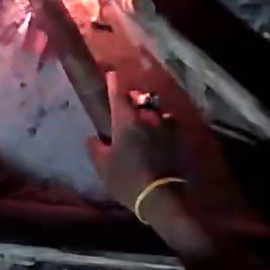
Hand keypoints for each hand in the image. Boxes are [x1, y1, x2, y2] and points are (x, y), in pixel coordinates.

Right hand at [86, 70, 181, 209]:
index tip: (111, 73)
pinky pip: (169, 125)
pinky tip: (161, 132)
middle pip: (138, 101)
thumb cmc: (126, 178)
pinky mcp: (177, 140)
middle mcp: (146, 118)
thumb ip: (95, 148)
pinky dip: (163, 125)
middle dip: (131, 99)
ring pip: (155, 112)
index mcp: (125, 121)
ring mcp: (165, 128)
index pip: (117, 96)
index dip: (113, 83)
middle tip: (125, 102)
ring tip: (145, 118)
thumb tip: (92, 138)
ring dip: (148, 112)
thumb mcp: (103, 166)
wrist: (161, 196)